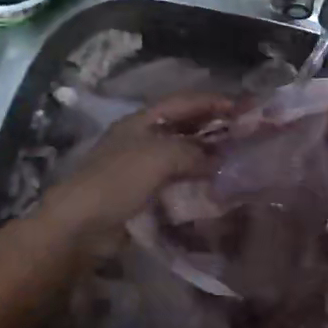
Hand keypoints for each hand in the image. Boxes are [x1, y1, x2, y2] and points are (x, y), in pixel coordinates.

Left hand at [42, 93, 232, 235]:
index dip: (215, 102)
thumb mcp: (160, 156)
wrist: (80, 226)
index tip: (246, 109)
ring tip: (236, 161)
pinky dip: (196, 180)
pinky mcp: (143, 192)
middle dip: (215, 128)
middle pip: (185, 126)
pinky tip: (215, 187)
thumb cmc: (118, 181)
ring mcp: (141, 166)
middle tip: (246, 136)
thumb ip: (194, 152)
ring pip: (183, 154)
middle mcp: (143, 137)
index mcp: (142, 120)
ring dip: (208, 156)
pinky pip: (177, 179)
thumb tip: (219, 160)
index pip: (185, 102)